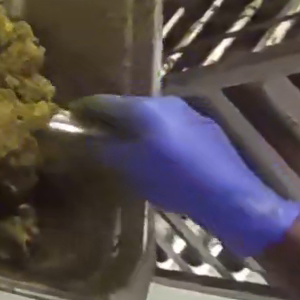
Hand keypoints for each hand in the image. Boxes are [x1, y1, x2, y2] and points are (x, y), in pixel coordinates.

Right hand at [78, 95, 299, 256]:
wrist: (232, 198)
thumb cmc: (173, 181)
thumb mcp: (127, 167)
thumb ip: (99, 147)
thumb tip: (74, 135)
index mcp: (143, 108)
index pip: (101, 101)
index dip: (80, 111)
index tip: (66, 122)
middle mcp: (165, 102)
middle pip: (125, 108)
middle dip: (106, 122)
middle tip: (91, 140)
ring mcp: (188, 114)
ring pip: (148, 118)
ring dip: (131, 130)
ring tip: (121, 151)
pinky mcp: (205, 129)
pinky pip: (168, 128)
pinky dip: (152, 138)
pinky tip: (154, 159)